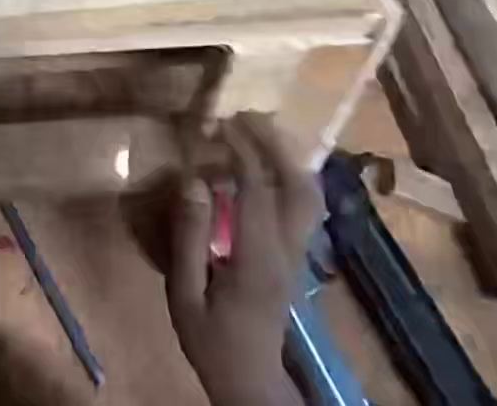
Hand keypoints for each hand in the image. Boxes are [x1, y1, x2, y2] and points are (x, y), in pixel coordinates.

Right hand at [166, 113, 319, 405]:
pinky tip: (272, 162)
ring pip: (310, 194)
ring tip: (261, 131)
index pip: (258, 189)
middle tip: (248, 116)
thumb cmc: (213, 340)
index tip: (222, 123)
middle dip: (275, 144)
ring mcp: (299, 251)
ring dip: (288, 156)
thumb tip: (194, 181)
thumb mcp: (186, 296)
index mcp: (258, 257)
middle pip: (298, 185)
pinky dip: (292, 173)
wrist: (251, 382)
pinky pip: (305, 203)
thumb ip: (189, 239)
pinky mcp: (298, 254)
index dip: (242, 150)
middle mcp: (287, 248)